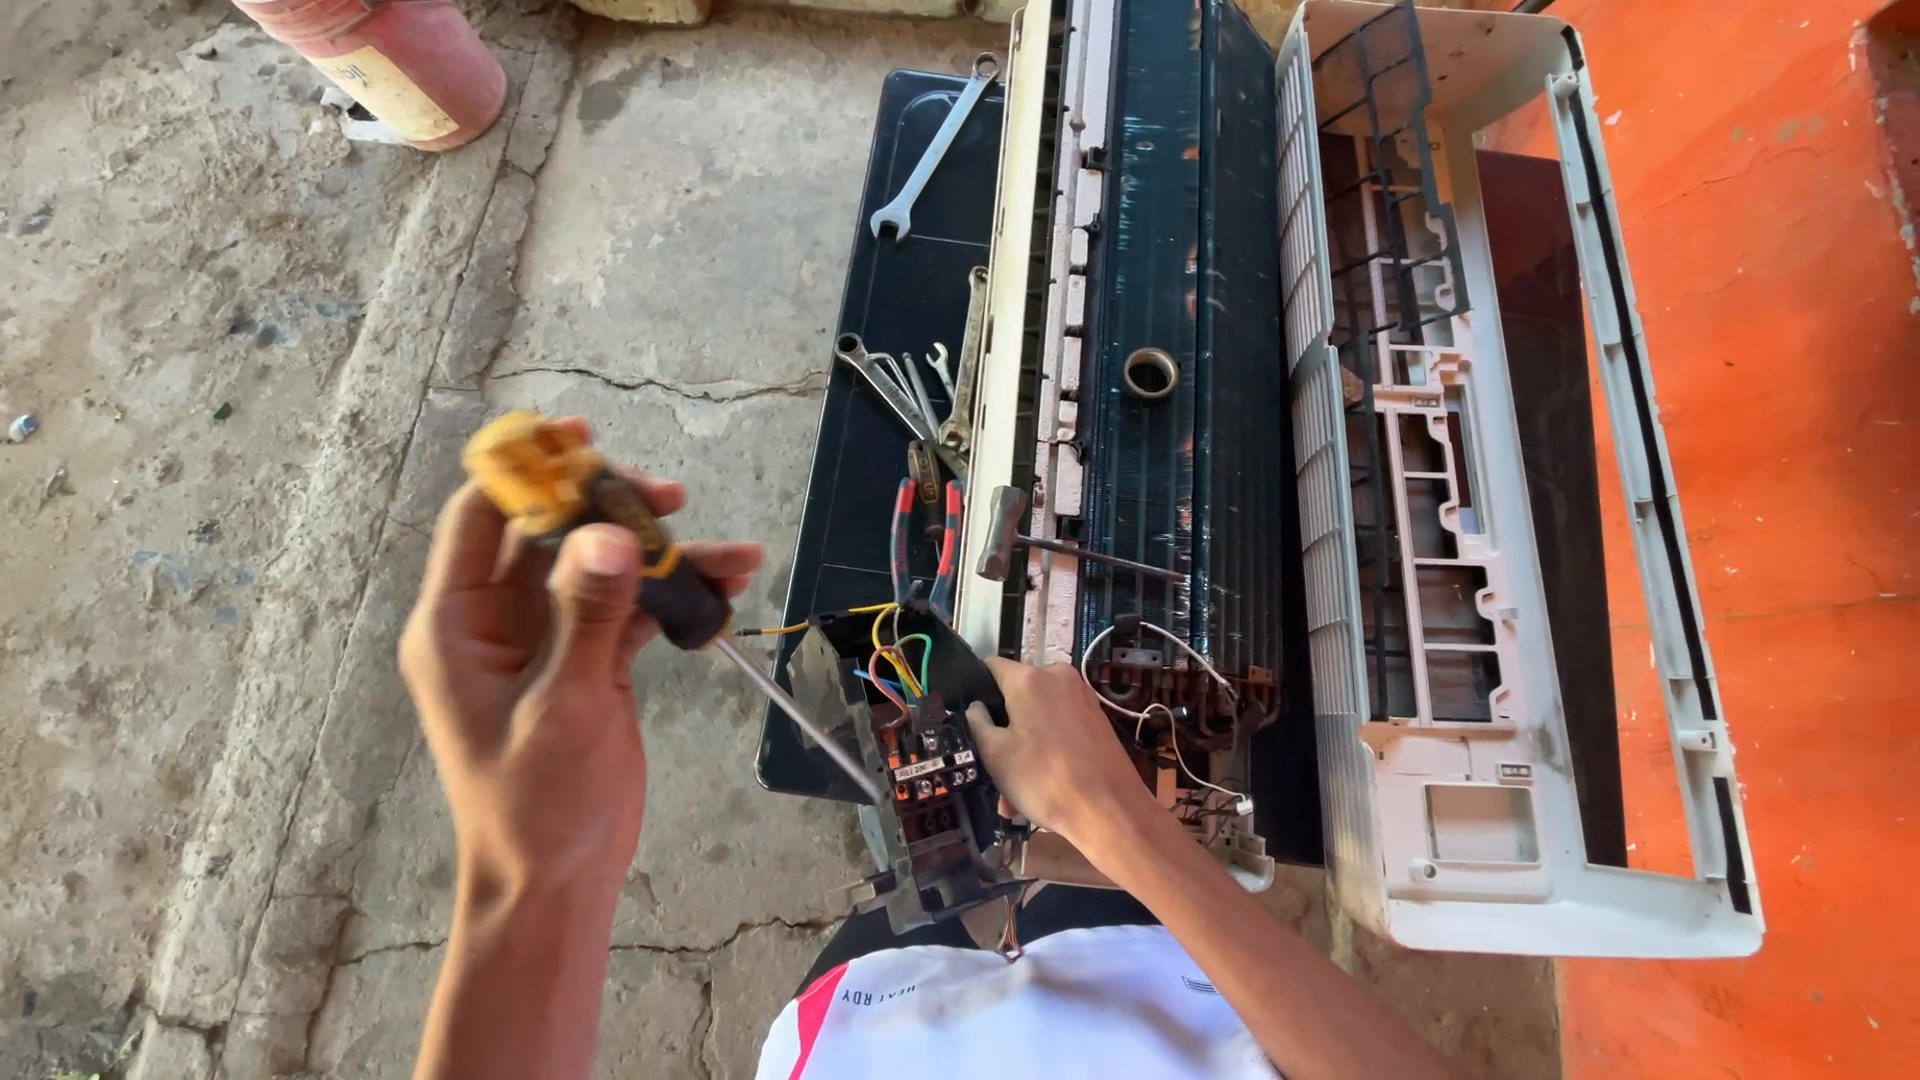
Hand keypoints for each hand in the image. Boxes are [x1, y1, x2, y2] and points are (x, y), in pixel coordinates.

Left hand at [399, 440, 762, 896]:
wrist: (560, 876)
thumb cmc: (536, 801)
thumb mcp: (563, 705)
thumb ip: (587, 615)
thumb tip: (612, 533)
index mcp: (460, 623)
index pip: (482, 518)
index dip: (526, 471)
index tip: (581, 438)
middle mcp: (502, 619)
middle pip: (558, 534)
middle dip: (617, 512)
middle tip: (673, 498)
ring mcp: (554, 639)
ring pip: (610, 571)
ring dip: (668, 560)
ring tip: (736, 556)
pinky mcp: (596, 661)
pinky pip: (638, 611)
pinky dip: (678, 599)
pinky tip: (727, 594)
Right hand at [965, 657, 1156, 851]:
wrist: (1110, 810)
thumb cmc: (1045, 778)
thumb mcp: (996, 755)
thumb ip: (978, 724)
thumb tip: (976, 707)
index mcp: (1029, 678)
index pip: (992, 666)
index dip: (976, 686)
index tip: (970, 716)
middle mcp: (1058, 677)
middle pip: (1018, 693)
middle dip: (1004, 728)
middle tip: (993, 767)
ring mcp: (1082, 696)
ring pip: (1039, 715)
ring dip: (1024, 745)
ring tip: (1014, 793)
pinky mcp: (1098, 717)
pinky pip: (1061, 726)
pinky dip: (1048, 748)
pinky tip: (1042, 785)